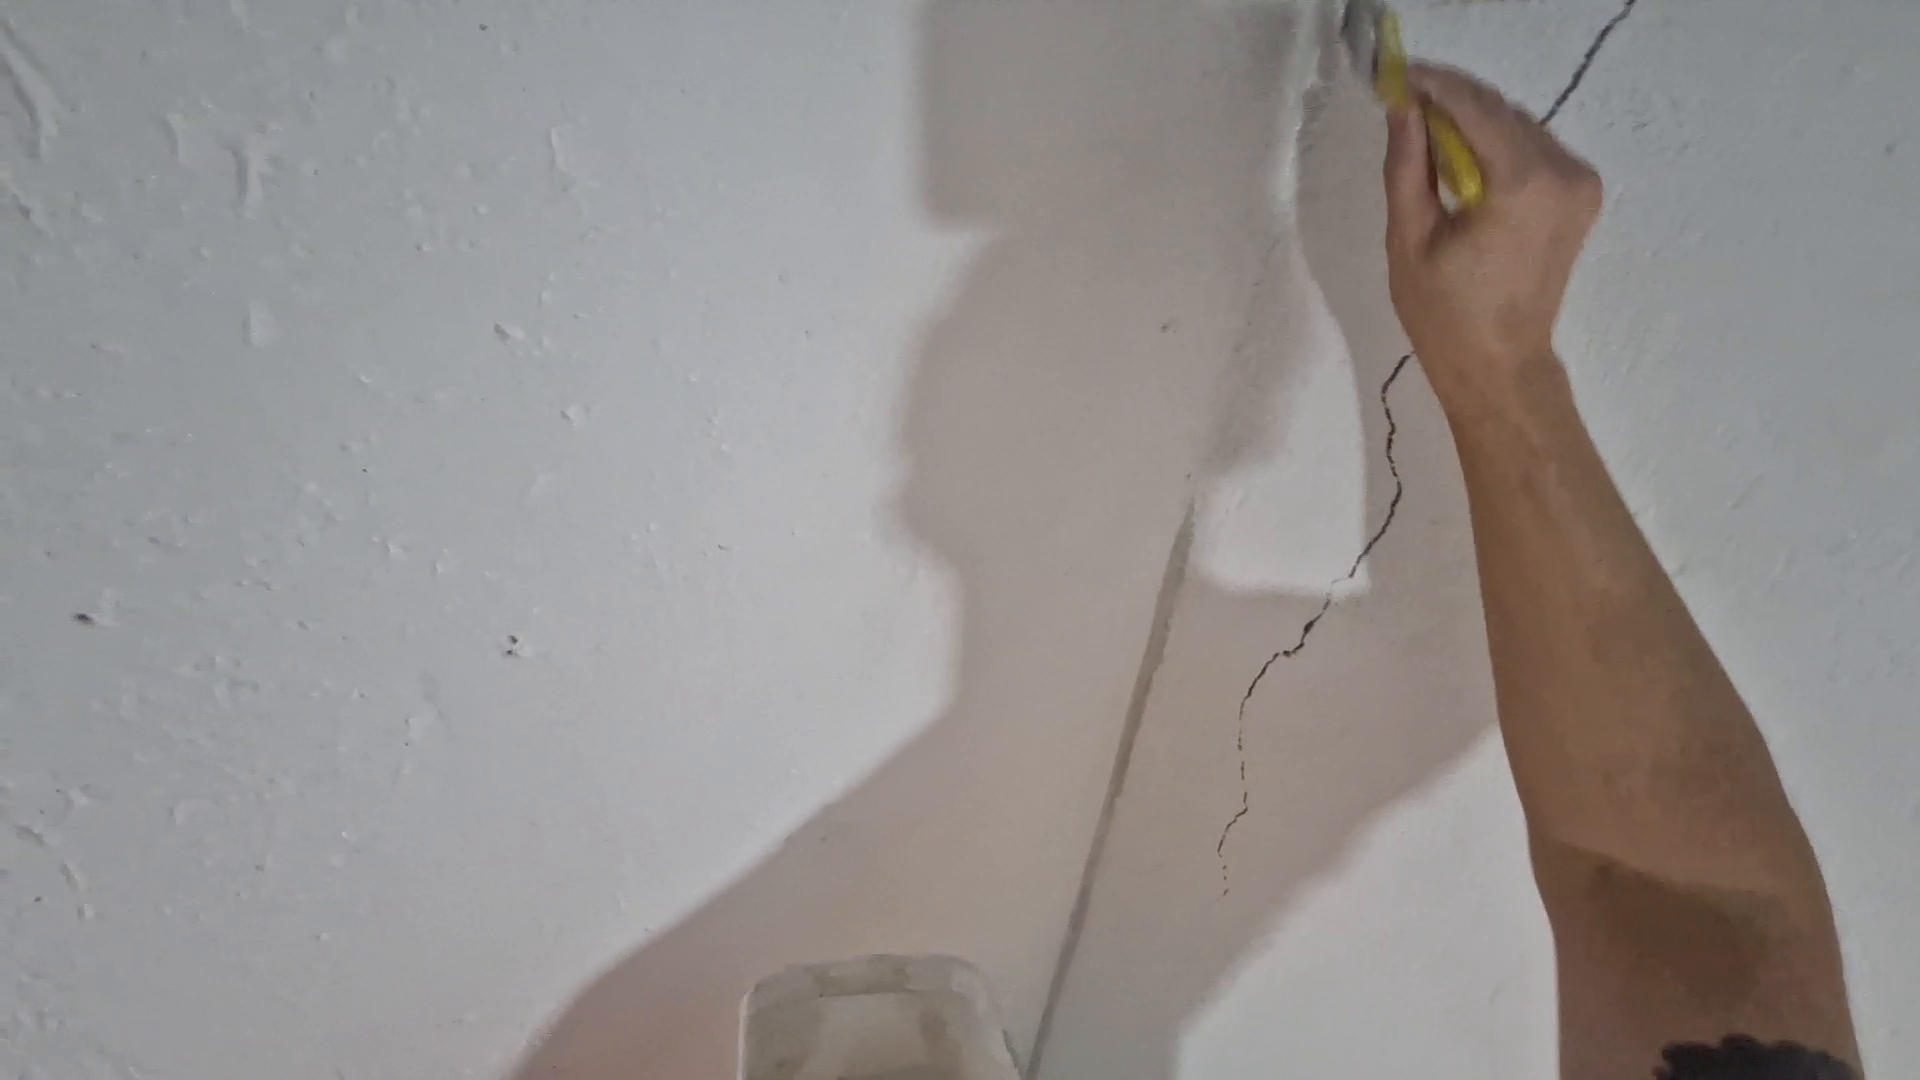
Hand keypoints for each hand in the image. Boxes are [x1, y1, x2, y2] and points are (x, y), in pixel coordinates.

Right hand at [1384, 63, 1602, 413]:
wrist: (1497, 362)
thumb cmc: (1442, 314)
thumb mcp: (1409, 242)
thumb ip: (1407, 170)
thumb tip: (1403, 111)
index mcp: (1523, 184)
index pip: (1478, 110)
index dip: (1437, 87)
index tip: (1400, 75)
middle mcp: (1566, 171)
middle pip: (1504, 114)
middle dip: (1454, 103)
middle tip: (1406, 101)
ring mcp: (1581, 183)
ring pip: (1521, 130)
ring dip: (1474, 124)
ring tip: (1426, 134)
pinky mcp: (1581, 196)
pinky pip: (1534, 153)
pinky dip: (1496, 148)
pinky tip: (1462, 162)